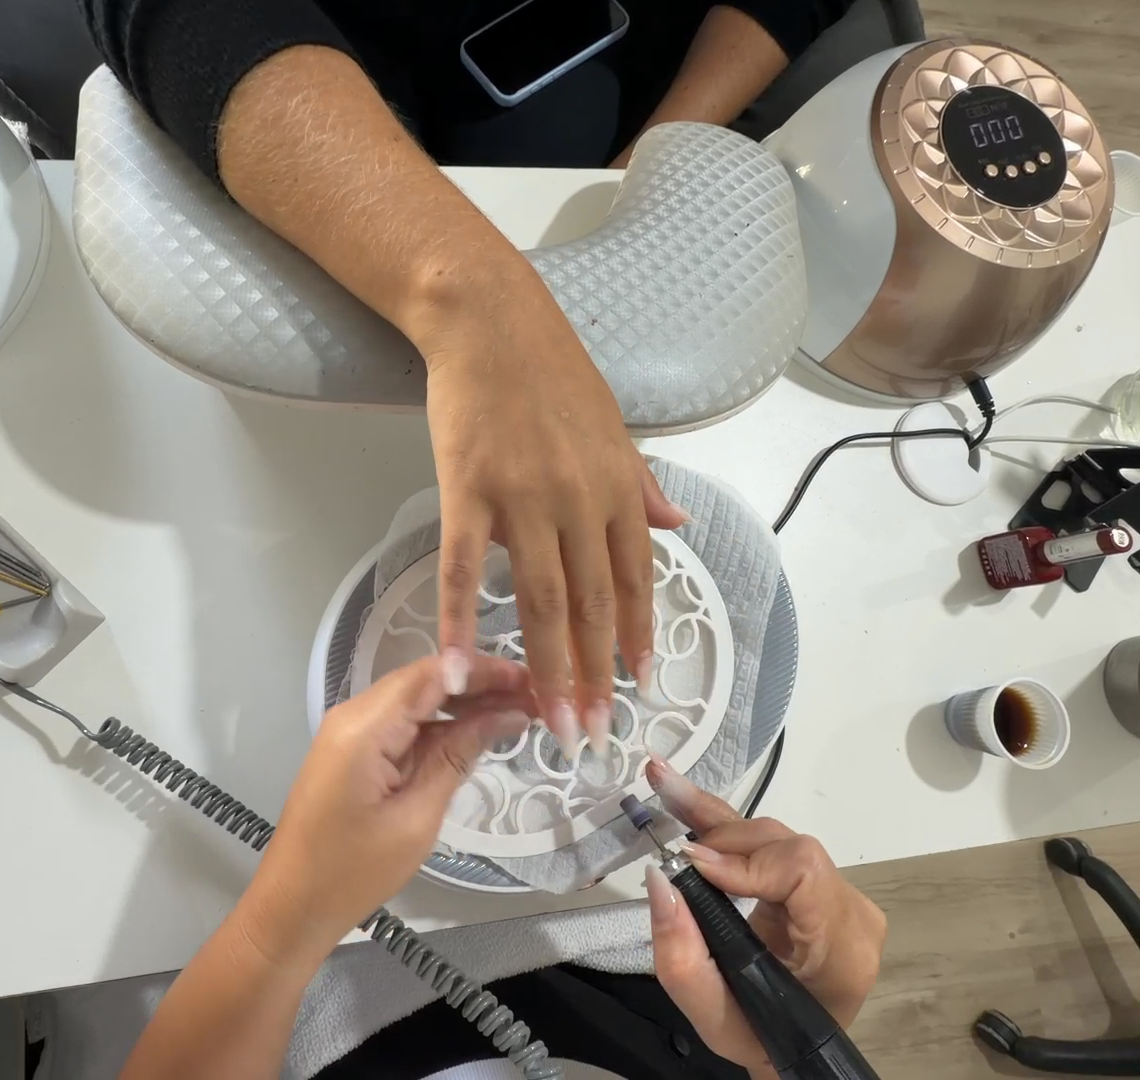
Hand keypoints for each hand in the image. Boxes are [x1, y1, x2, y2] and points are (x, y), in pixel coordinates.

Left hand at [244, 654, 533, 960]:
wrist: (291, 907)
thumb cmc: (352, 873)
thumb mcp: (417, 817)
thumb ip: (458, 757)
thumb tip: (506, 716)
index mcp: (363, 726)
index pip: (431, 675)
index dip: (482, 671)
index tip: (530, 679)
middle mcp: (353, 714)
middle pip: (425, 681)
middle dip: (480, 685)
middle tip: (534, 697)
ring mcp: (350, 729)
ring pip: (416, 699)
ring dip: (464, 704)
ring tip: (517, 712)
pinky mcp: (354, 747)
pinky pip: (403, 722)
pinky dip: (440, 724)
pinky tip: (476, 731)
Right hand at [411, 263, 686, 760]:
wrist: (491, 324)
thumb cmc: (553, 373)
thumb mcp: (615, 427)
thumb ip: (642, 484)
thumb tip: (680, 523)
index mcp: (618, 487)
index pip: (633, 579)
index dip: (635, 636)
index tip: (637, 685)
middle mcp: (580, 501)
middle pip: (590, 604)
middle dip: (595, 675)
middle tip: (594, 732)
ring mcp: (522, 499)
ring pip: (540, 599)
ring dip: (548, 668)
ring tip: (553, 722)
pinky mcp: (468, 492)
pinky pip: (465, 567)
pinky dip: (462, 617)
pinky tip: (460, 664)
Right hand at [644, 758, 885, 1075]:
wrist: (794, 1052)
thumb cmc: (759, 1038)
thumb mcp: (714, 1019)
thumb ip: (683, 959)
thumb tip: (659, 879)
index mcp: (841, 949)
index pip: (801, 869)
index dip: (744, 859)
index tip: (691, 864)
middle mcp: (849, 910)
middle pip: (784, 844)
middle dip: (721, 841)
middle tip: (670, 850)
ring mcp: (835, 890)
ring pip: (771, 834)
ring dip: (713, 820)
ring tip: (661, 786)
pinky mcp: (811, 878)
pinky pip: (765, 839)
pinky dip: (719, 818)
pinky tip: (679, 789)